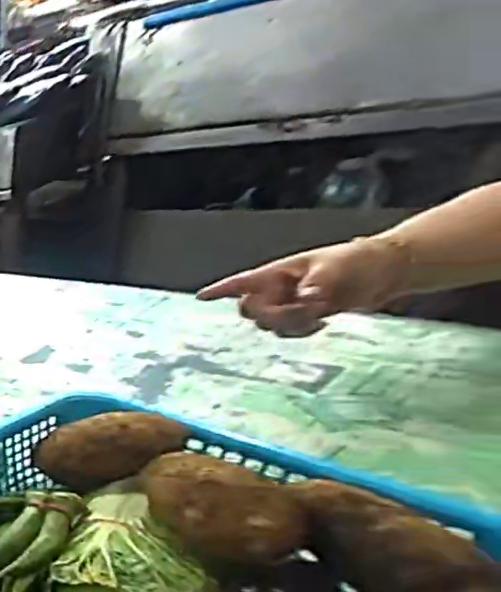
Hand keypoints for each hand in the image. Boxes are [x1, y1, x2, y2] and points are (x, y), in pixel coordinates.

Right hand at [197, 237, 408, 336]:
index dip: (219, 290)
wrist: (390, 269)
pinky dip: (300, 332)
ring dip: (289, 325)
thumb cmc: (358, 260)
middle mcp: (274, 291)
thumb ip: (316, 284)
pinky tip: (320, 324)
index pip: (239, 283)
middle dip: (271, 315)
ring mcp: (288, 304)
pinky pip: (287, 331)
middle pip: (250, 309)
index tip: (201, 297)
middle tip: (301, 312)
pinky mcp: (304, 317)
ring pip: (267, 323)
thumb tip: (305, 299)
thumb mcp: (336, 267)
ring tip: (317, 317)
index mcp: (274, 274)